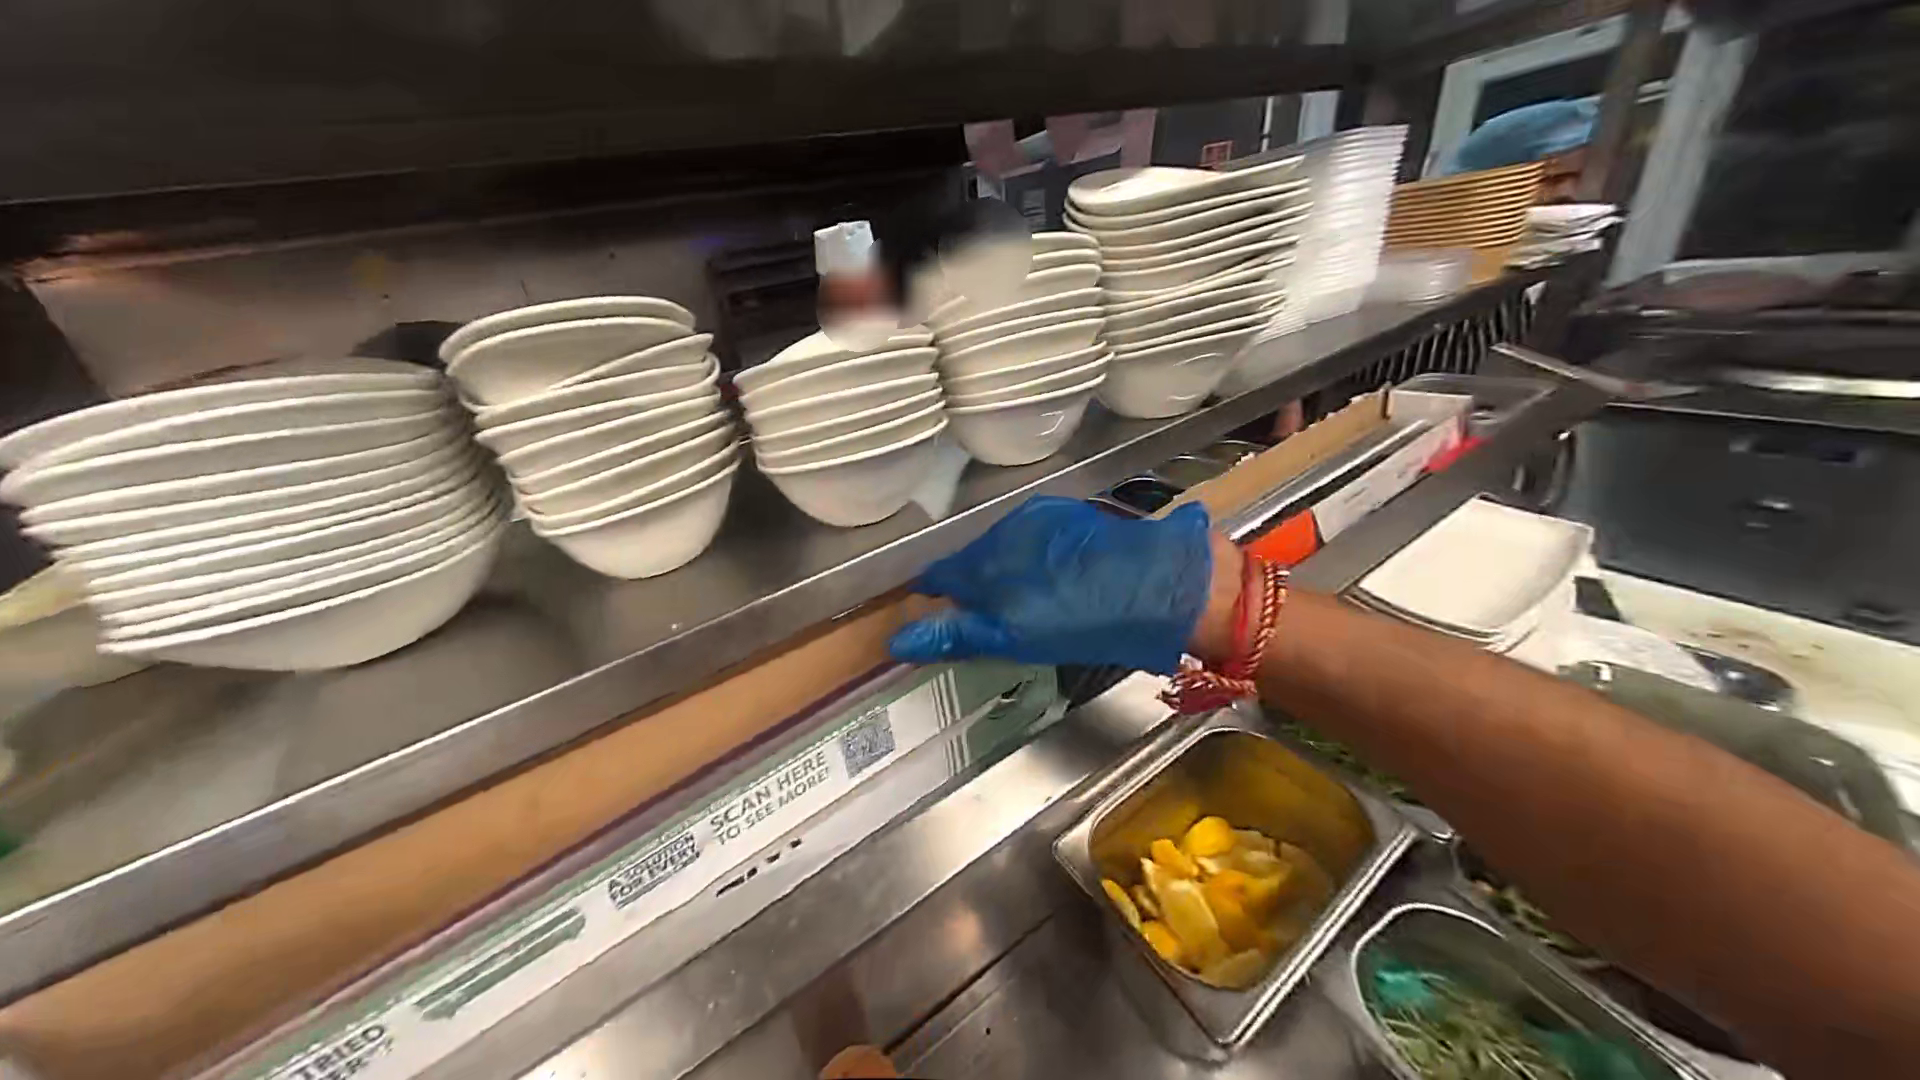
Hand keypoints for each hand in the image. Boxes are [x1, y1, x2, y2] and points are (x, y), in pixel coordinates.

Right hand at [887, 495, 1240, 673]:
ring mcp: (1032, 519)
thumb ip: (963, 633)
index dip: (937, 597)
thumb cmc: (1100, 626)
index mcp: (989, 568)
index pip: (939, 577)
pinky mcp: (1059, 510)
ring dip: (1002, 567)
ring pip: (998, 545)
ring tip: (1030, 595)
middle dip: (972, 585)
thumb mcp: (1026, 641)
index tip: (944, 613)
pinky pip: (1025, 533)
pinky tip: (1053, 571)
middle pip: (968, 561)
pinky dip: (1028, 552)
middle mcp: (1002, 535)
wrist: (1169, 584)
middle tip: (997, 614)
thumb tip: (902, 641)